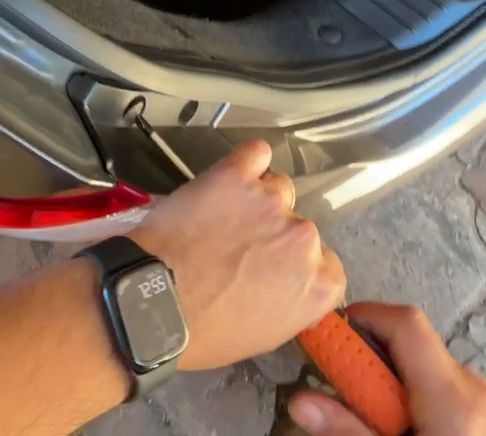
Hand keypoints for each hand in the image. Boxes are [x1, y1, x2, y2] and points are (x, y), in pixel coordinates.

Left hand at [123, 140, 343, 369]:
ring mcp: (271, 201)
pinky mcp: (237, 174)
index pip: (327, 263)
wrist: (158, 299)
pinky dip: (248, 160)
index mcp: (318, 285)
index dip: (297, 264)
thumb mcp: (266, 333)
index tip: (273, 267)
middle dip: (273, 232)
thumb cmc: (206, 331)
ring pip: (277, 187)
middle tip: (239, 243)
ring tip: (226, 212)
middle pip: (299, 224)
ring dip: (258, 197)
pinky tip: (234, 172)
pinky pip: (256, 152)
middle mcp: (305, 238)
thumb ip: (291, 299)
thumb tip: (284, 280)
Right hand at [285, 302, 485, 435]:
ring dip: (392, 386)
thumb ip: (349, 432)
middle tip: (345, 396)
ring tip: (377, 427)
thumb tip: (298, 401)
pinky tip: (405, 435)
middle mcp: (475, 389)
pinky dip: (414, 400)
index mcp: (453, 397)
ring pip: (425, 369)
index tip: (330, 341)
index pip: (405, 323)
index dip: (363, 317)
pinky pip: (444, 391)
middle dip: (371, 361)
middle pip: (411, 345)